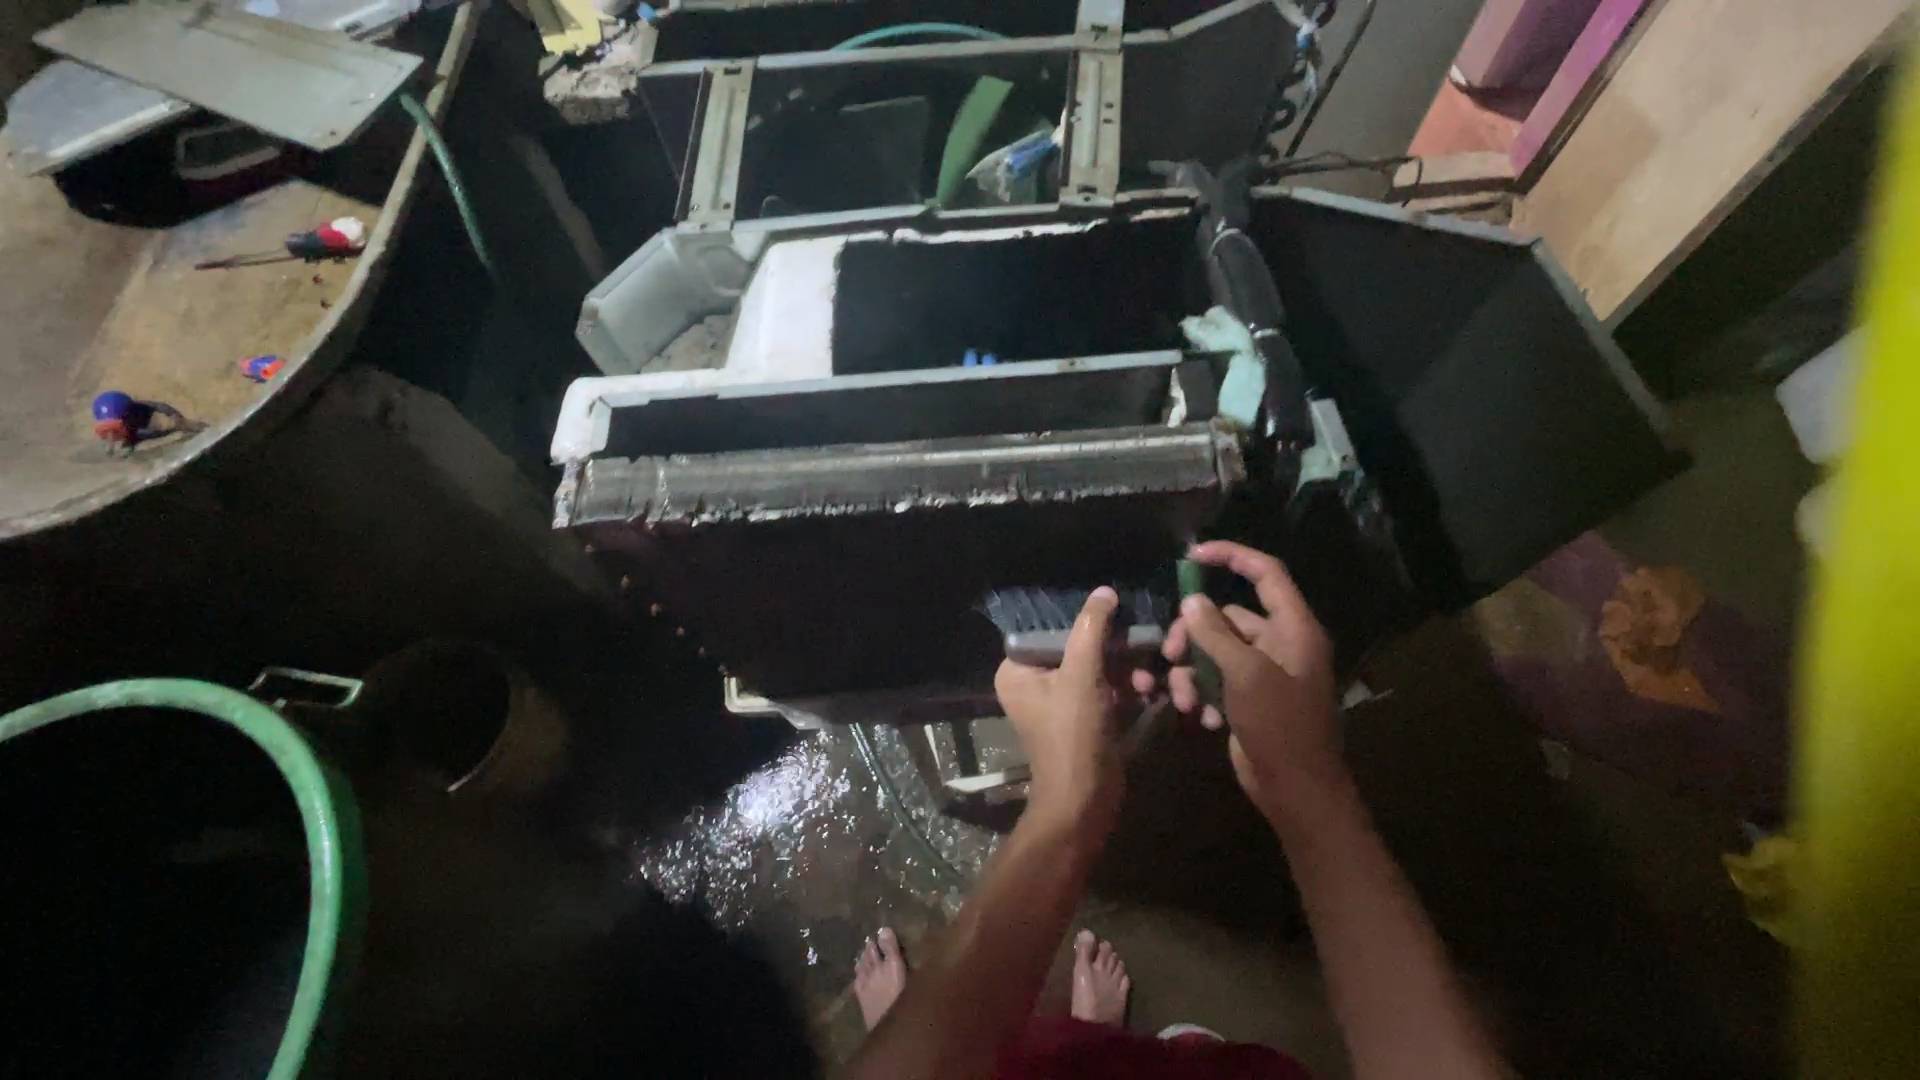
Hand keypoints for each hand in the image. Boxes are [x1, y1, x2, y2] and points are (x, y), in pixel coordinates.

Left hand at [994, 587, 1126, 824]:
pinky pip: (1104, 688)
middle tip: (1141, 643)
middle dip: (1113, 648)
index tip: (1117, 611)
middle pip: (1076, 646)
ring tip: (1148, 676)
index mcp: (1017, 670)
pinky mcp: (1083, 716)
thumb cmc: (1073, 736)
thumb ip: (1092, 630)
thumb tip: (1103, 592)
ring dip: (1125, 667)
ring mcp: (1058, 700)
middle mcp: (1032, 681)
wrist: (1085, 802)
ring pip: (1095, 667)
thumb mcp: (1082, 676)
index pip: (1048, 628)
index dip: (1082, 620)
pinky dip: (1126, 686)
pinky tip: (1149, 688)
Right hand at [1164, 541, 1347, 823]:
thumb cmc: (1279, 725)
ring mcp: (1265, 672)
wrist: (1296, 788)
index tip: (1192, 555)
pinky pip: (1217, 678)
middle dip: (1193, 633)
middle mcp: (1281, 643)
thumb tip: (1192, 601)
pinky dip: (1202, 691)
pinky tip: (1198, 715)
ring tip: (1182, 697)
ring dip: (1192, 670)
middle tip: (1169, 653)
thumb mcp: (1245, 674)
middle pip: (1227, 617)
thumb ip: (1216, 634)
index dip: (1232, 557)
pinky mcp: (1250, 697)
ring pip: (1216, 650)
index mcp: (1293, 628)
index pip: (1266, 574)